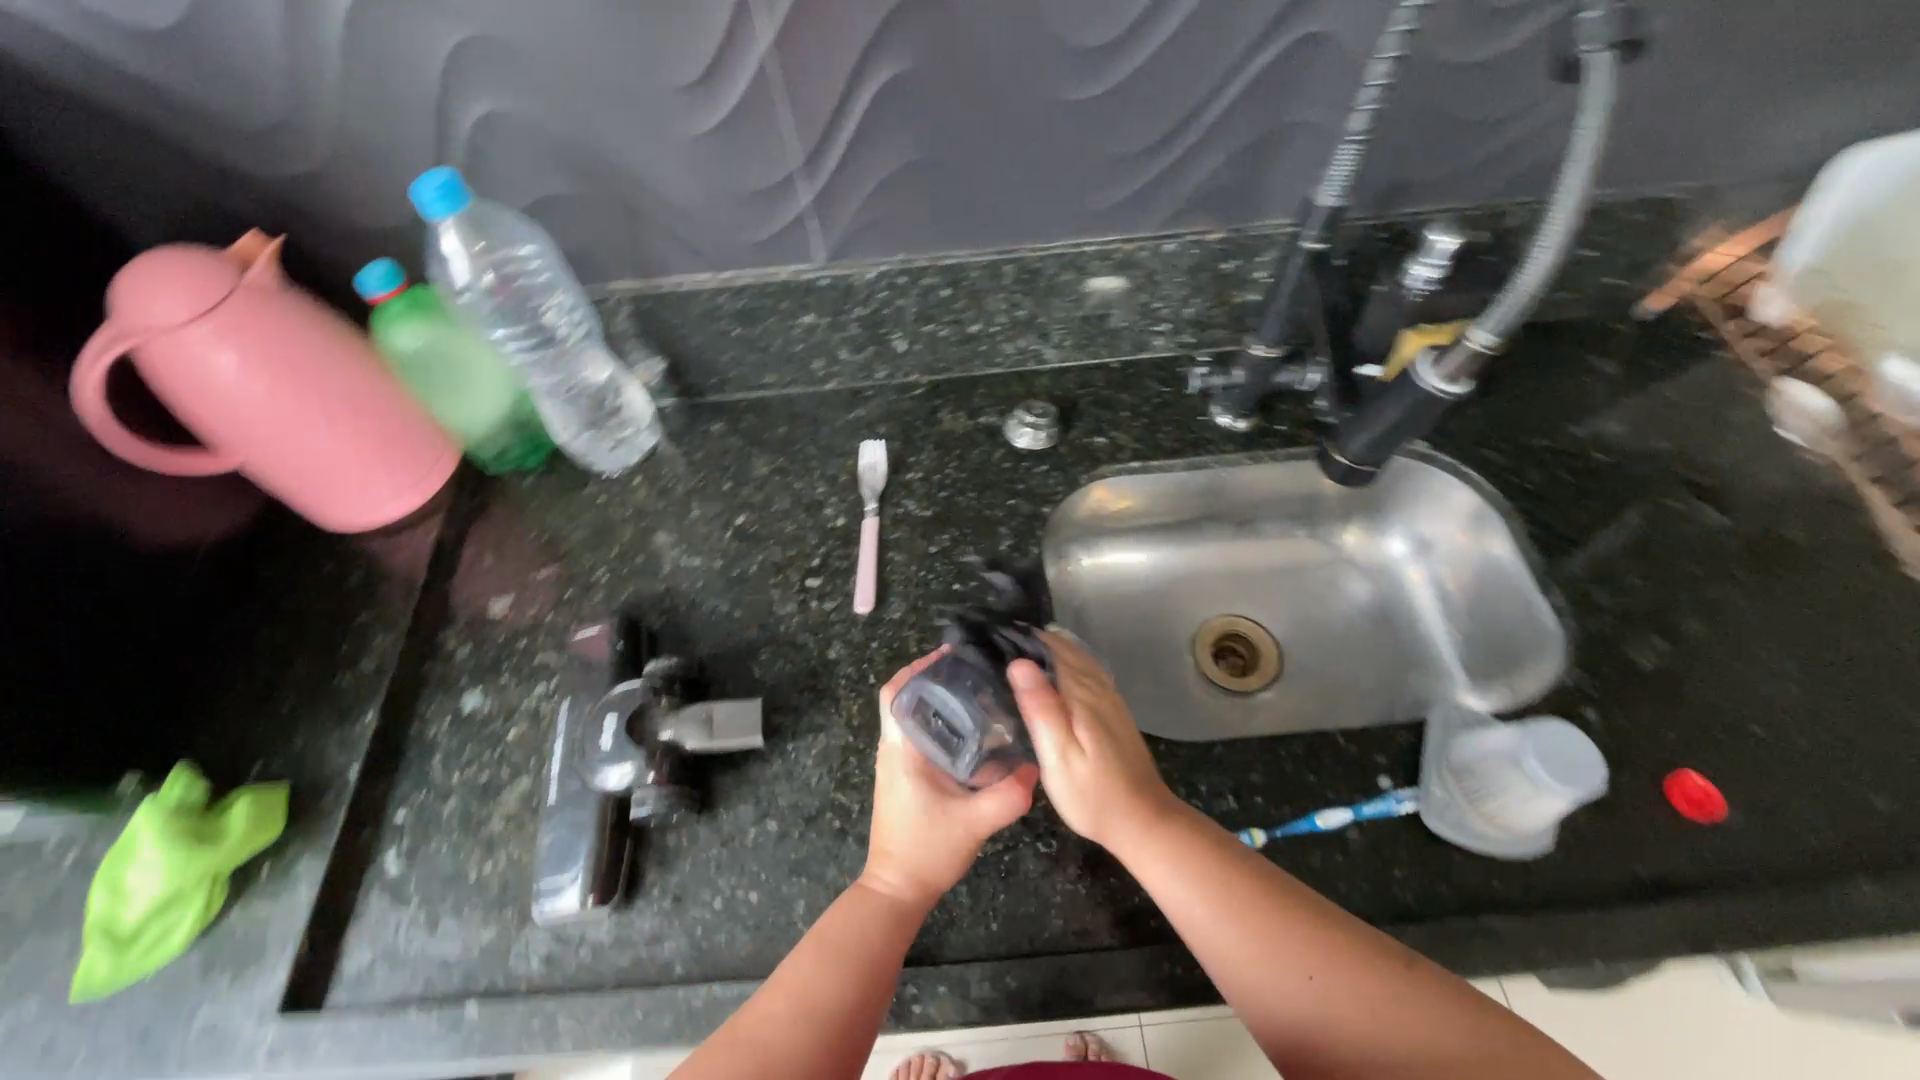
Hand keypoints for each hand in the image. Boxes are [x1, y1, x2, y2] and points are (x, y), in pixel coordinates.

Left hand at [861, 648, 1037, 906]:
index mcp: (901, 749)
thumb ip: (1008, 795)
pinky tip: (978, 733)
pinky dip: (945, 727)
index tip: (951, 655)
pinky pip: (923, 738)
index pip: (895, 692)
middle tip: (977, 671)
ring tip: (982, 693)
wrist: (898, 890)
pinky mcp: (908, 779)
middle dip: (938, 680)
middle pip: (907, 698)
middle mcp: (895, 749)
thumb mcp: (973, 823)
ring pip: (916, 718)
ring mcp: (899, 764)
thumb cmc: (925, 851)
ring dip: (941, 703)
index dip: (917, 668)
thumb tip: (1037, 768)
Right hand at [1009, 631, 1179, 850]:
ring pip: (1080, 660)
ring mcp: (1111, 700)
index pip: (1052, 651)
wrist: (1143, 821)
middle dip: (1035, 641)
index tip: (993, 634)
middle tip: (997, 640)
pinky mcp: (1114, 713)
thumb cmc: (1093, 795)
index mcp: (1082, 696)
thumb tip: (1020, 663)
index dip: (1024, 639)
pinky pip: (1088, 674)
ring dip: (1052, 650)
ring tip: (1018, 649)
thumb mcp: (1059, 757)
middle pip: (1067, 651)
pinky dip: (1067, 665)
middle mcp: (1100, 689)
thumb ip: (1041, 708)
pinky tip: (1053, 674)